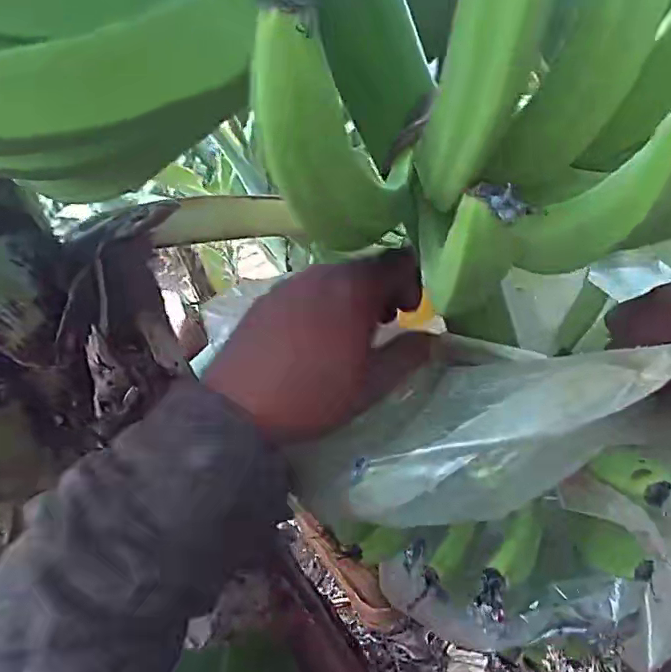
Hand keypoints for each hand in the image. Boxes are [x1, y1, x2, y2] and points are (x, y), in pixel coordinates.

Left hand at [205, 250, 433, 443]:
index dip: (412, 282)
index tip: (408, 314)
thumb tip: (433, 339)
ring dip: (350, 298)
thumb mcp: (371, 385)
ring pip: (332, 278)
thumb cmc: (314, 397)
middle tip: (382, 326)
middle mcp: (321, 275)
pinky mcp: (265, 298)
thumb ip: (408, 355)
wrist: (238, 411)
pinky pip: (305, 290)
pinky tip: (311, 338)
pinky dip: (320, 303)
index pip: (398, 260)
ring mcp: (289, 283)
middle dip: (381, 292)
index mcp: (354, 289)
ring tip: (346, 336)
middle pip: (364, 267)